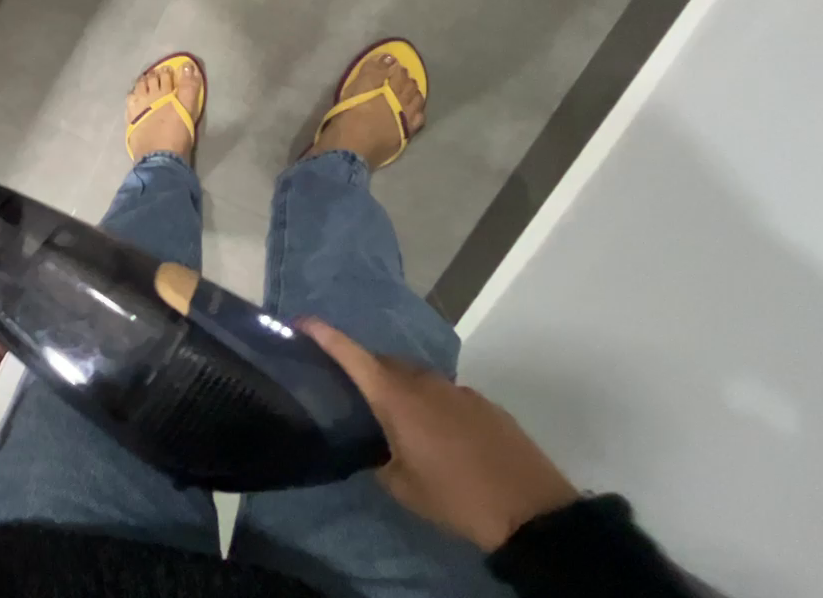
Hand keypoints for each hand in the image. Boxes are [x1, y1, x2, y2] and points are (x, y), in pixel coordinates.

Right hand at [304, 318, 578, 552]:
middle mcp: (423, 383)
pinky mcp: (487, 406)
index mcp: (395, 397)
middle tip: (349, 390)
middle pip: (382, 361)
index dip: (323, 334)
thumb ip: (375, 454)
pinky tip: (437, 433)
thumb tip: (368, 443)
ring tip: (395, 416)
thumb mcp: (400, 485)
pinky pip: (445, 394)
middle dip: (363, 368)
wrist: (536, 516)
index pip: (350, 353)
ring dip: (399, 387)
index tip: (300, 321)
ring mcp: (459, 391)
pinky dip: (431, 403)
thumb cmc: (456, 497)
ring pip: (416, 377)